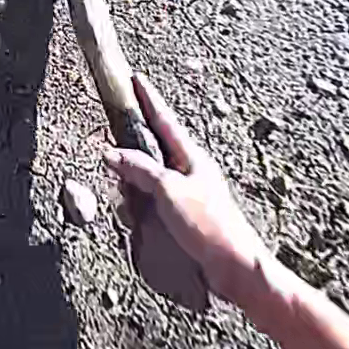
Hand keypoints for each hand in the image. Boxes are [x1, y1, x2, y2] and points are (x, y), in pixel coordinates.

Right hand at [104, 74, 268, 303]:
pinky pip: (151, 204)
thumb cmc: (209, 224)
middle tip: (117, 164)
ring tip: (131, 206)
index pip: (163, 118)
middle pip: (149, 150)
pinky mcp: (181, 216)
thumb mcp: (168, 190)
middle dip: (130, 158)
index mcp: (189, 155)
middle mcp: (187, 169)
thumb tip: (110, 152)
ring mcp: (185, 193)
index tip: (135, 77)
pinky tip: (138, 225)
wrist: (237, 270)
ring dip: (134, 192)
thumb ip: (139, 168)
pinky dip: (140, 212)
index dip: (148, 98)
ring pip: (146, 180)